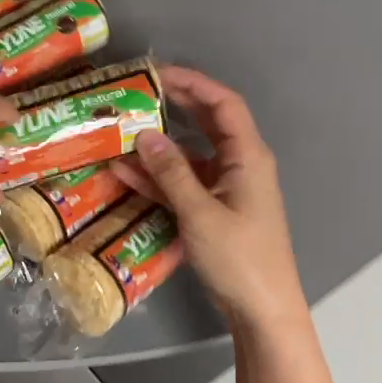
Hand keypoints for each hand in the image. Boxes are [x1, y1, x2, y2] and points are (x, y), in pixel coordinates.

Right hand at [111, 64, 307, 328]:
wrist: (262, 309)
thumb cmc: (239, 258)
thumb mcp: (200, 213)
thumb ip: (171, 173)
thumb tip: (144, 136)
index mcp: (247, 158)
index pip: (224, 105)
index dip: (193, 83)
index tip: (157, 73)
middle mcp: (239, 165)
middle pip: (207, 123)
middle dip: (173, 105)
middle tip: (135, 94)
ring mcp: (225, 188)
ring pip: (189, 154)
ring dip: (157, 145)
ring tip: (119, 131)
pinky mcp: (212, 210)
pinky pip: (182, 183)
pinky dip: (156, 177)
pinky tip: (123, 172)